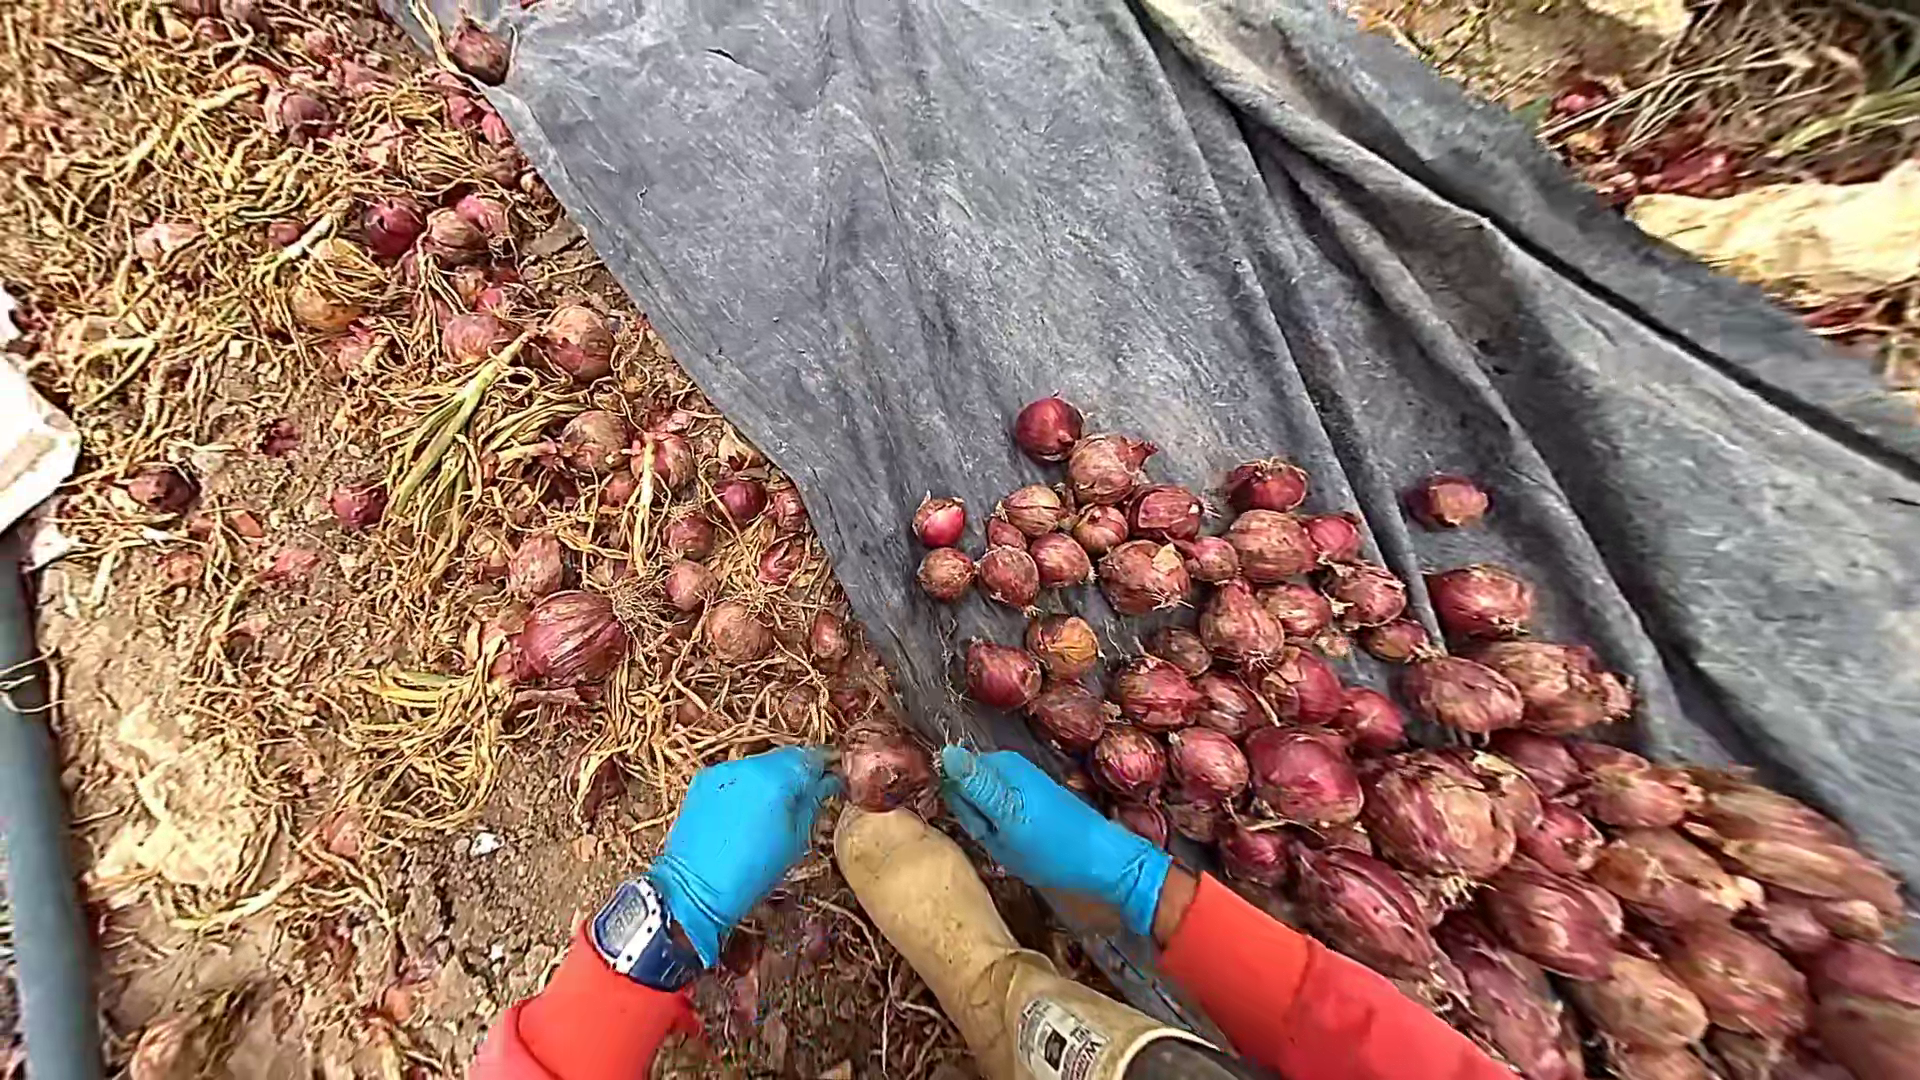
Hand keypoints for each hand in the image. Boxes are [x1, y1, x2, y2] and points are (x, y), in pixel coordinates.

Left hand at [646, 746, 840, 963]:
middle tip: (808, 793)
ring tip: (776, 806)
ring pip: (762, 764)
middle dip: (800, 772)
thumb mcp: (796, 839)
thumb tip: (830, 781)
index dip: (828, 764)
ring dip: (774, 778)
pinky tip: (749, 810)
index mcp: (777, 778)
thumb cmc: (752, 872)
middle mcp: (750, 765)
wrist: (691, 892)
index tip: (835, 776)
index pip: (812, 756)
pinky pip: (739, 774)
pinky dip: (750, 785)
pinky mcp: (705, 779)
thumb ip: (814, 801)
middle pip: (787, 757)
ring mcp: (725, 769)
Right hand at [940, 745, 1170, 936]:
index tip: (982, 829)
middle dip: (976, 819)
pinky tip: (1023, 845)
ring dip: (990, 829)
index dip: (962, 809)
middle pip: (965, 790)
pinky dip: (1004, 832)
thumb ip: (974, 787)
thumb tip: (944, 751)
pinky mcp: (1028, 797)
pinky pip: (998, 813)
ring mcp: (1019, 782)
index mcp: (1000, 764)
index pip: (952, 779)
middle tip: (1001, 840)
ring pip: (980, 805)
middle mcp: (1007, 766)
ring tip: (1014, 845)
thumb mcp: (1007, 820)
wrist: (1104, 863)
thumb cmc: (1053, 847)